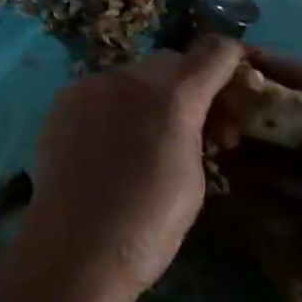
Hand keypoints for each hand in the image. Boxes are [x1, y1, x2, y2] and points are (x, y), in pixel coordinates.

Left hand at [14, 34, 244, 293]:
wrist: (74, 249)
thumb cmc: (148, 226)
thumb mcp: (194, 179)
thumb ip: (194, 132)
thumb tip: (188, 117)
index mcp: (173, 96)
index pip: (213, 52)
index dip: (230, 56)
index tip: (236, 71)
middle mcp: (130, 77)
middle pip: (169, 61)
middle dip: (186, 82)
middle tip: (192, 121)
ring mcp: (92, 84)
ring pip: (132, 76)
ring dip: (147, 96)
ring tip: (143, 138)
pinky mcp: (64, 99)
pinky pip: (100, 92)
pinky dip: (113, 107)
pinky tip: (107, 144)